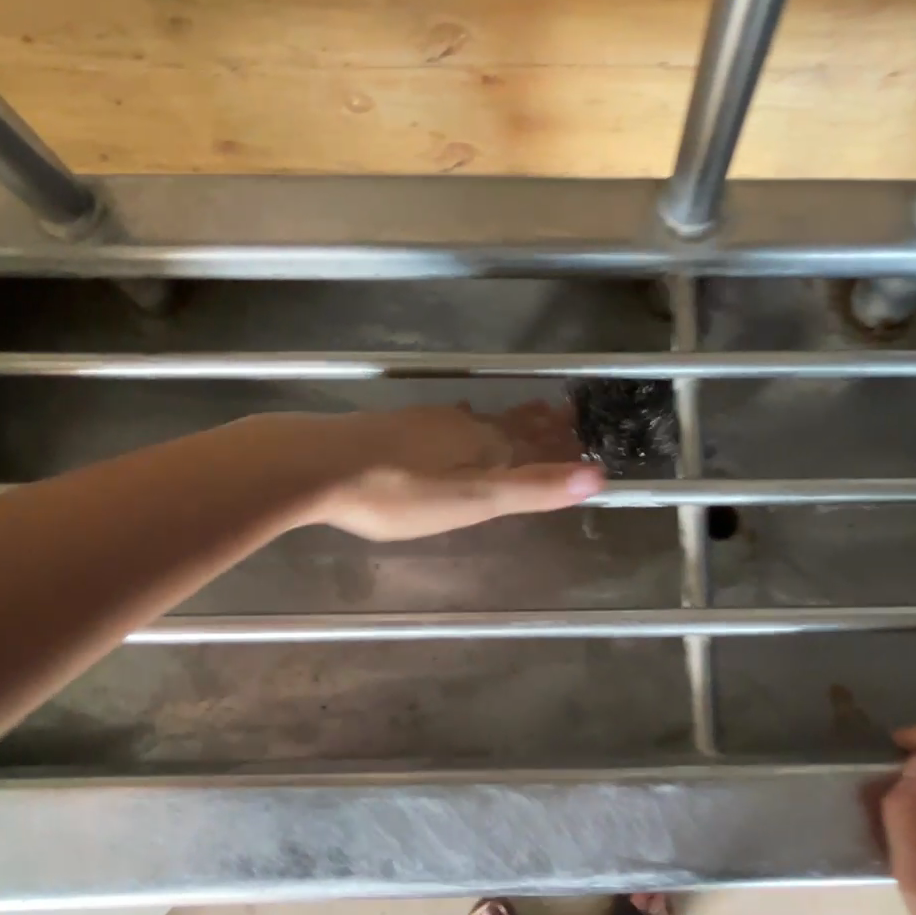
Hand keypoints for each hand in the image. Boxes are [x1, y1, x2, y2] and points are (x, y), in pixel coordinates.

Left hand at [298, 401, 604, 540]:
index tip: (581, 430)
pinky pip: (443, 422)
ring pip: (474, 420)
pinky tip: (446, 423)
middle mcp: (459, 425)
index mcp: (484, 444)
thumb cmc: (400, 493)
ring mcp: (422, 423)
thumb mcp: (473, 500)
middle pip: (506, 424)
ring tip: (515, 418)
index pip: (533, 439)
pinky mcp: (391, 427)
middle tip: (559, 414)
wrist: (316, 466)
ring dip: (500, 422)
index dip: (558, 440)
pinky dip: (461, 424)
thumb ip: (532, 489)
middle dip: (534, 424)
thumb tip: (599, 476)